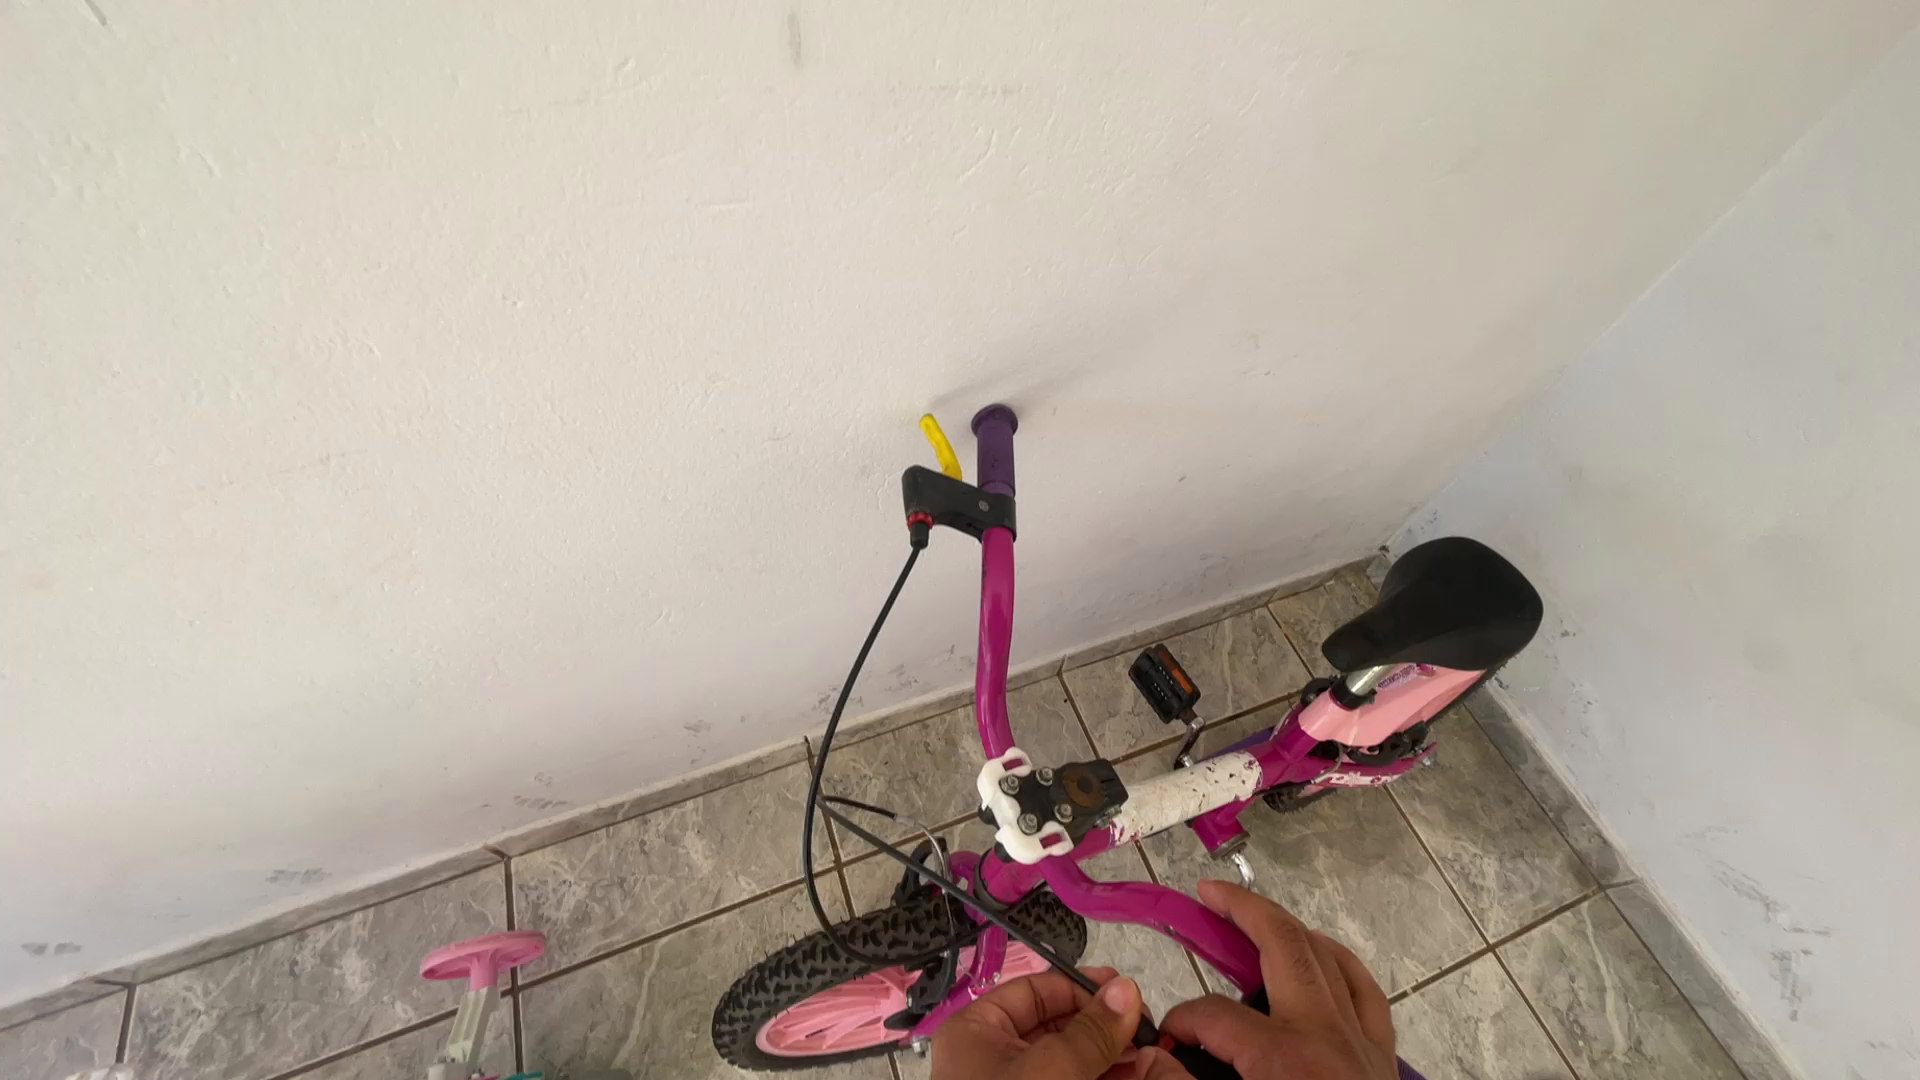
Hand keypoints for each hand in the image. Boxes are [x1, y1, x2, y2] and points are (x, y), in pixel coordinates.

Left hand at [930, 966, 1189, 1079]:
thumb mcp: (1050, 1072)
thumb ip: (1090, 1033)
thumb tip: (1126, 989)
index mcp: (978, 1031)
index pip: (1035, 991)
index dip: (1081, 988)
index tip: (1126, 992)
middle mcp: (992, 1059)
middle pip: (1054, 1026)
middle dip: (1101, 1026)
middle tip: (1145, 1028)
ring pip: (1067, 1062)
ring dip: (1108, 1057)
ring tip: (1147, 1055)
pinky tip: (1132, 1079)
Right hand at [1162, 881, 1396, 1079]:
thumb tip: (1150, 1054)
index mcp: (1286, 1059)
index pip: (1213, 1014)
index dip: (1180, 1020)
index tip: (1163, 1041)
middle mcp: (1326, 1035)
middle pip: (1281, 942)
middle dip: (1240, 908)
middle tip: (1205, 892)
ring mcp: (1361, 1044)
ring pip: (1326, 956)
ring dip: (1286, 927)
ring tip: (1253, 919)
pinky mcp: (1382, 1061)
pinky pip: (1364, 991)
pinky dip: (1337, 962)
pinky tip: (1317, 955)